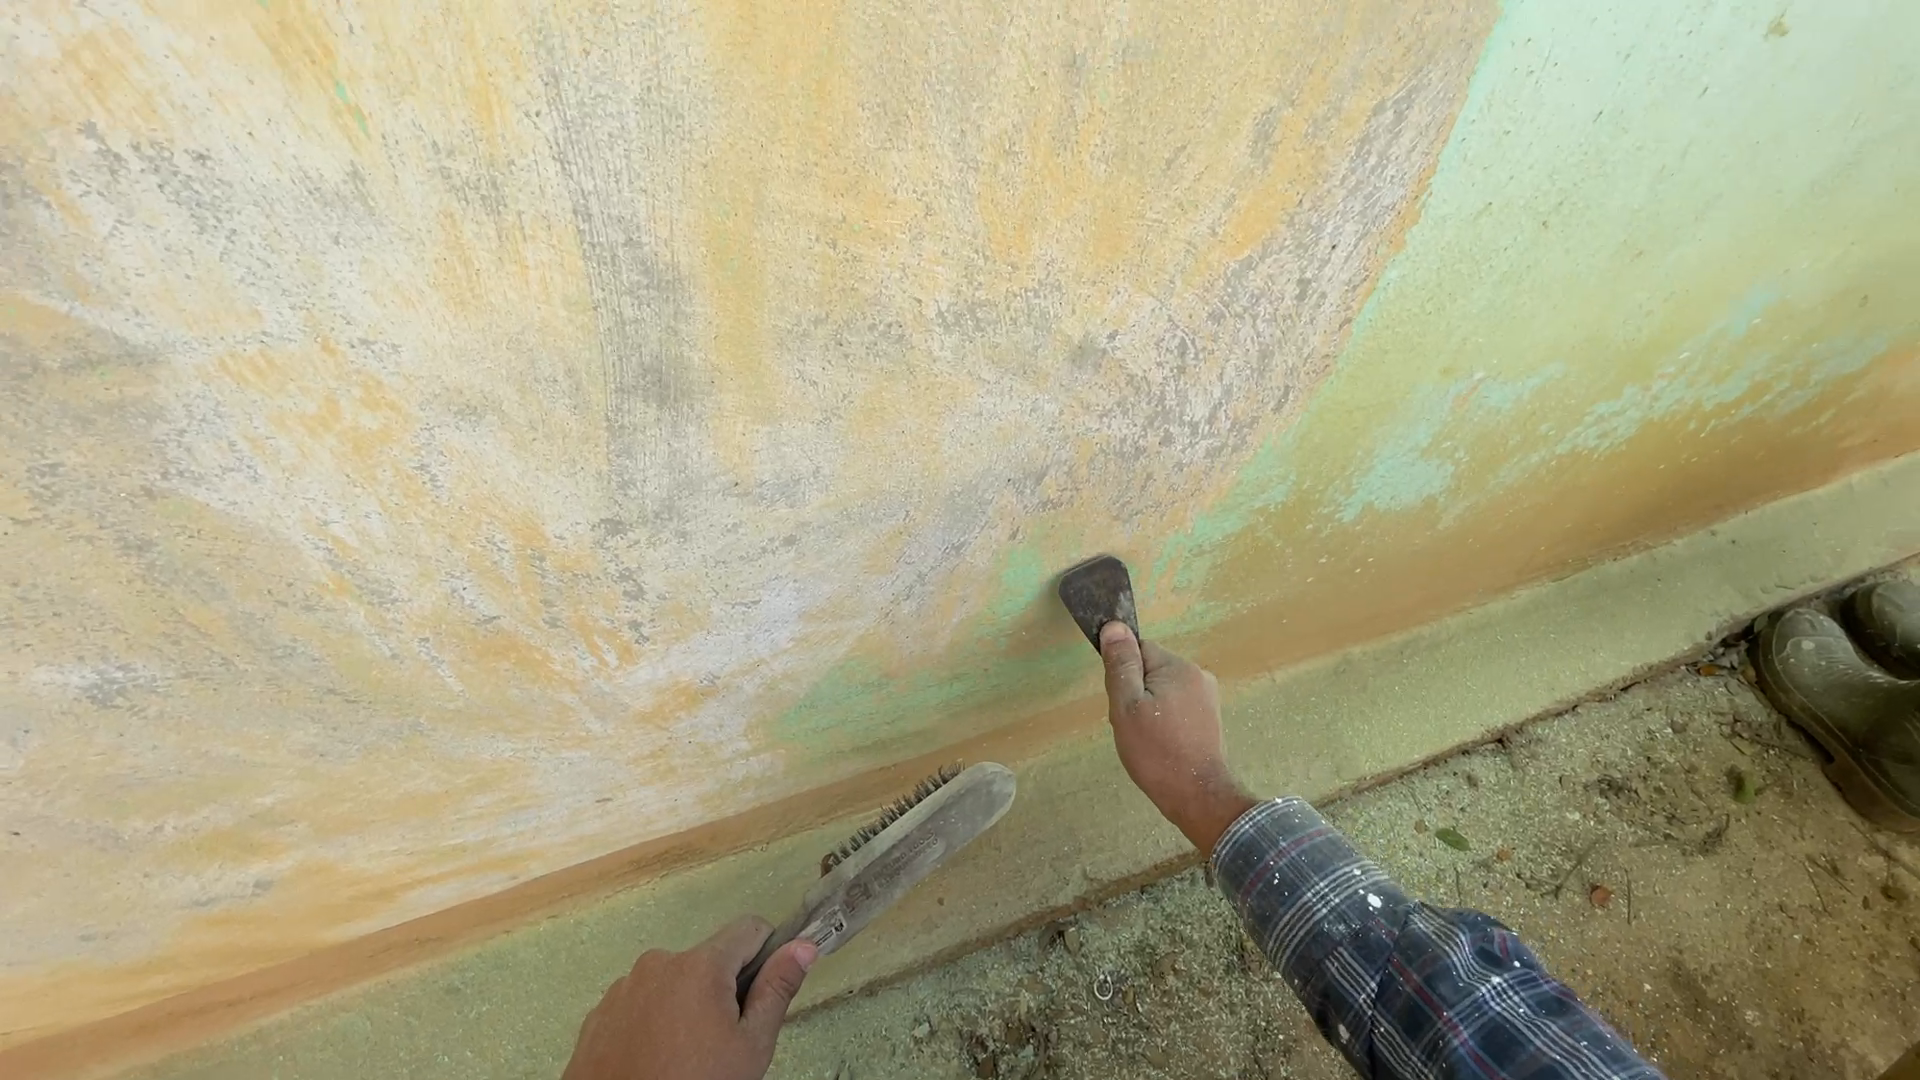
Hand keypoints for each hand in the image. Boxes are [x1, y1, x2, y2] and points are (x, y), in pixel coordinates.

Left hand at [561, 916, 816, 1079]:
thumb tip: (804, 946)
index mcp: (700, 964)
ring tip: (682, 1056)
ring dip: (685, 1005)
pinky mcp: (597, 1016)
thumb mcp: (750, 1048)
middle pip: (709, 960)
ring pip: (673, 982)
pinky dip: (652, 1021)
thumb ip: (778, 990)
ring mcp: (623, 988)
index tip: (762, 992)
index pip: (750, 929)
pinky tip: (652, 1060)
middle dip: (722, 988)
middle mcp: (659, 962)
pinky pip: (640, 1003)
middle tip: (721, 1040)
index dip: (766, 954)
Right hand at [1099, 621, 1255, 854]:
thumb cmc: (1156, 751)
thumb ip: (1121, 665)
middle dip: (1135, 692)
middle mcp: (1197, 674)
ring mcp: (1207, 697)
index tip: (1122, 702)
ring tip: (1145, 738)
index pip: (1138, 650)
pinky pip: (1176, 706)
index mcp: (1178, 666)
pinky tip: (1160, 744)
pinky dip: (1164, 720)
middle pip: (1150, 669)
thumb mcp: (1127, 706)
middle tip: (1131, 724)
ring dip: (1148, 708)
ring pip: (1161, 689)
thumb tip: (1114, 626)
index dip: (1123, 674)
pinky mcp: (1209, 717)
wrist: (1198, 797)